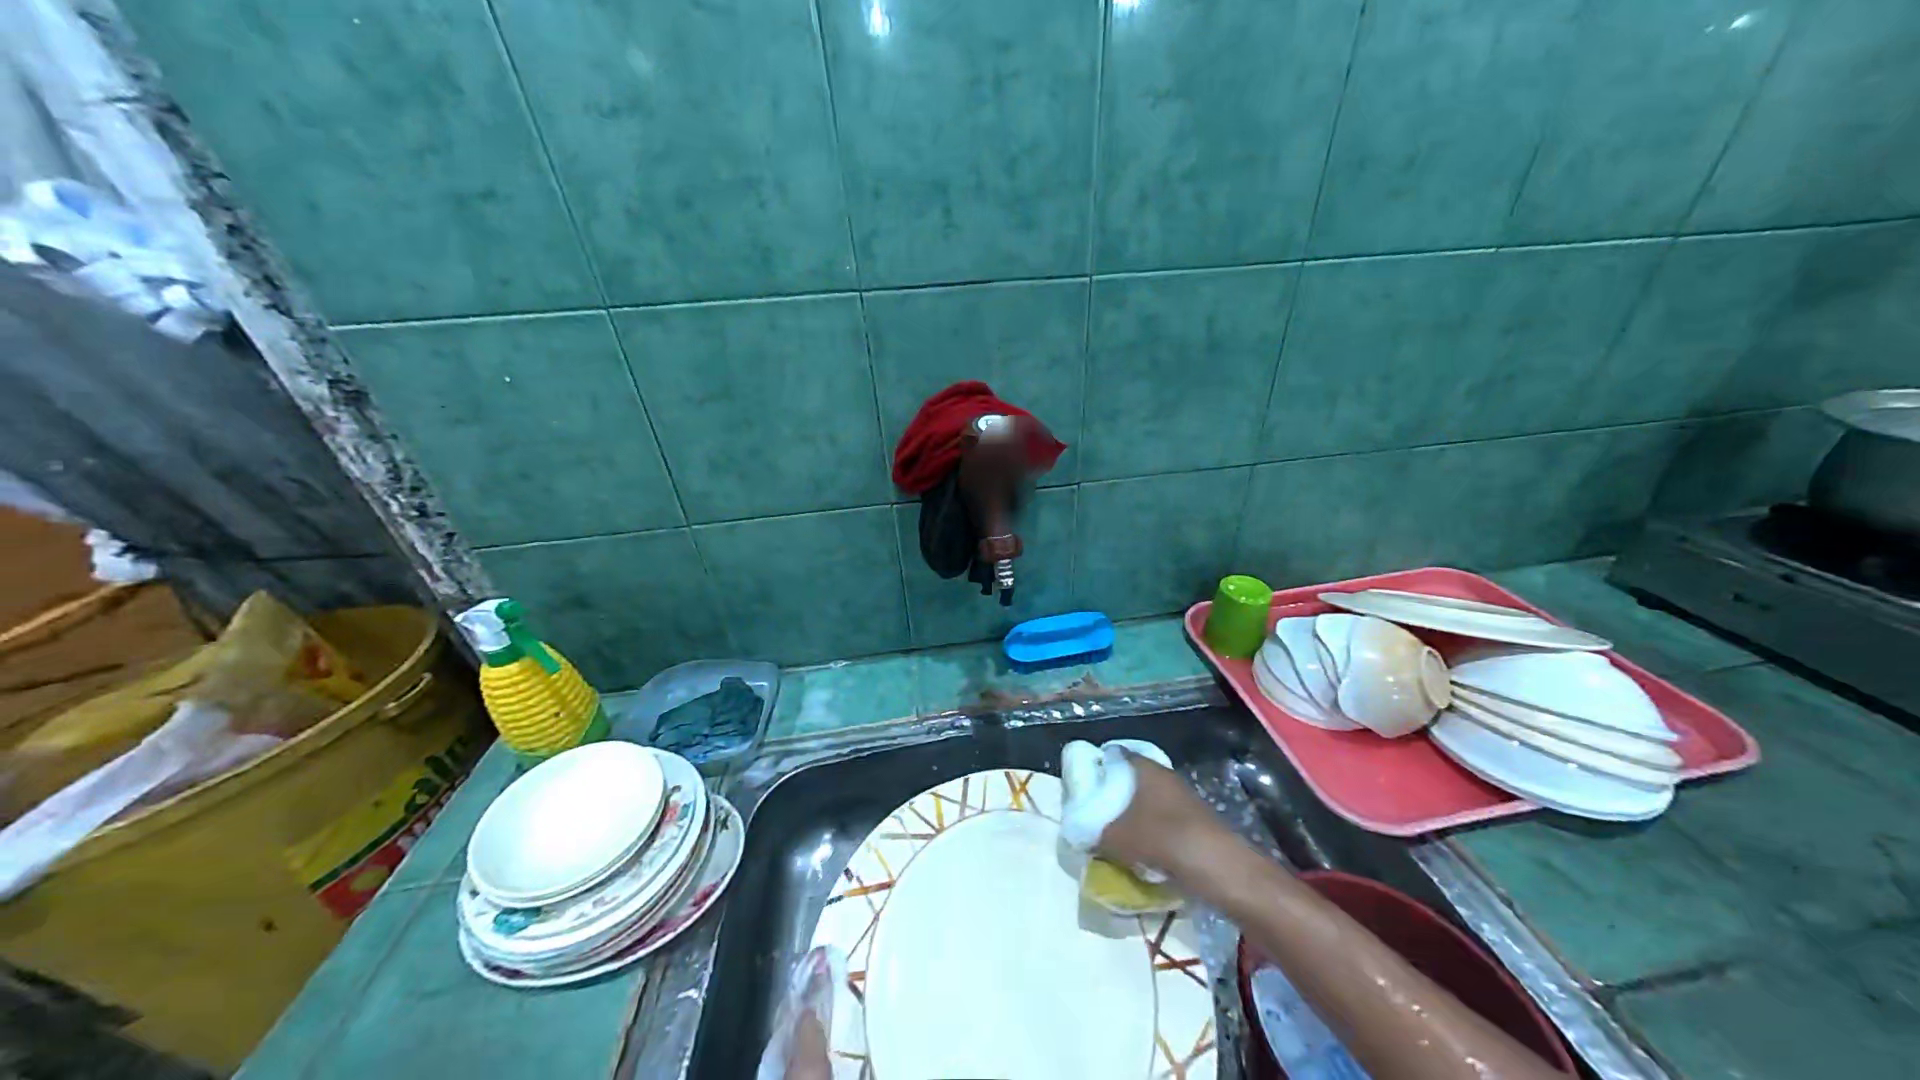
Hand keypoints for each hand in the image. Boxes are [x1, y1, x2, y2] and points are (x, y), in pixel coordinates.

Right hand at [1094, 754, 1236, 880]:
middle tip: (1094, 812)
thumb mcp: (1116, 838)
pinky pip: (1163, 821)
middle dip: (1114, 795)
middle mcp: (1165, 776)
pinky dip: (1150, 832)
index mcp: (1145, 768)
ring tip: (1114, 835)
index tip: (1082, 783)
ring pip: (1148, 802)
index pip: (1115, 755)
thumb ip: (1093, 831)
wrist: (1219, 868)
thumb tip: (1079, 830)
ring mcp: (1183, 798)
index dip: (1097, 766)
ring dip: (1133, 816)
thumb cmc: (1162, 839)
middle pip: (1132, 779)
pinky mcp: (1195, 821)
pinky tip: (1142, 851)